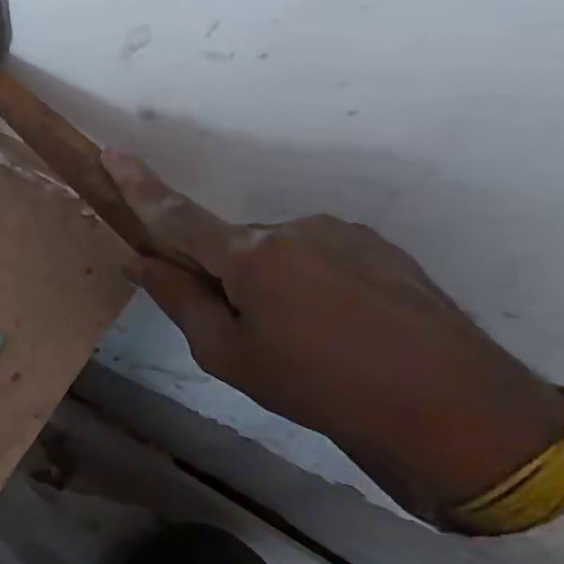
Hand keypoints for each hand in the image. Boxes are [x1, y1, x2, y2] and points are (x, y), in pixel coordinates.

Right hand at [103, 151, 563, 521]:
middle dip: (220, 273)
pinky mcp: (380, 248)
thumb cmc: (317, 386)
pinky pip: (318, 256)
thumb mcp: (227, 354)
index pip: (177, 216)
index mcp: (252, 256)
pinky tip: (337, 328)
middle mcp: (294, 228)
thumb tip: (141, 261)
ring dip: (268, 281)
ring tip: (302, 338)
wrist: (450, 409)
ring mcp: (343, 234)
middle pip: (230, 243)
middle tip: (242, 330)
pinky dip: (309, 283)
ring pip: (275, 252)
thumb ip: (179, 300)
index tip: (113, 153)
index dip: (139, 186)